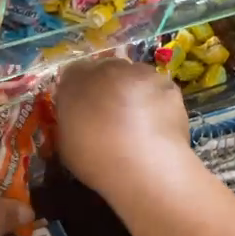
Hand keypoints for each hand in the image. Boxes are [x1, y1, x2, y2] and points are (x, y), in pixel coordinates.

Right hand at [55, 56, 195, 198]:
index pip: (74, 75)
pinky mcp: (167, 85)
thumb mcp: (67, 143)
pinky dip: (158, 102)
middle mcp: (105, 68)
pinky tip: (159, 125)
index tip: (87, 110)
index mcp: (74, 80)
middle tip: (113, 116)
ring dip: (134, 92)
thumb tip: (80, 116)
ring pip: (135, 77)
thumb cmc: (96, 161)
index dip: (82, 92)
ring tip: (140, 122)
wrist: (143, 167)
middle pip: (106, 71)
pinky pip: (159, 90)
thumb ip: (71, 119)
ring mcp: (139, 73)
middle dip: (109, 88)